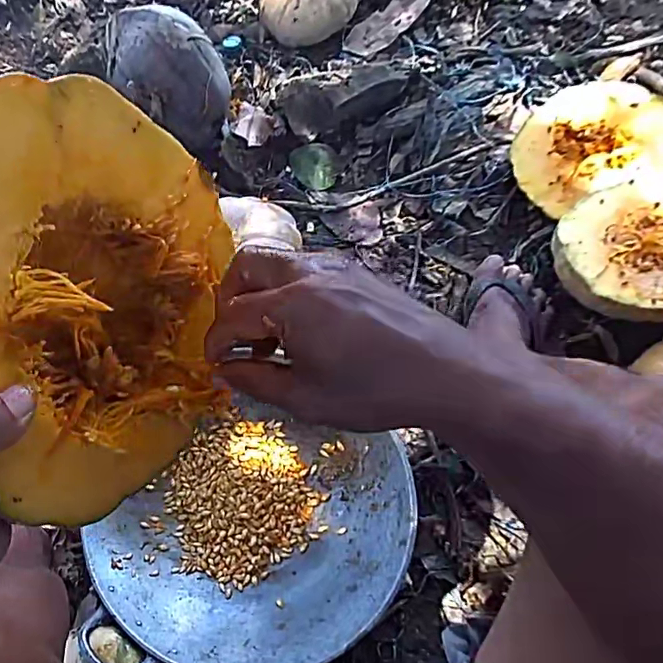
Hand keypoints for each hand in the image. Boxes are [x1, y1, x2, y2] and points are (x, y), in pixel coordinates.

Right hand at [204, 249, 495, 431]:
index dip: (215, 342)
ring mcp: (339, 268)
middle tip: (234, 337)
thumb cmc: (373, 392)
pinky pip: (308, 270)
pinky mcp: (359, 273)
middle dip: (229, 299)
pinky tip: (304, 329)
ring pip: (279, 263)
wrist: (448, 373)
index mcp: (291, 304)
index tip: (213, 364)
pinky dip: (289, 292)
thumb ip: (255, 381)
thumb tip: (224, 371)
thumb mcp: (304, 398)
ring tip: (271, 339)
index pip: (232, 314)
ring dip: (260, 294)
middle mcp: (311, 273)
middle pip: (248, 265)